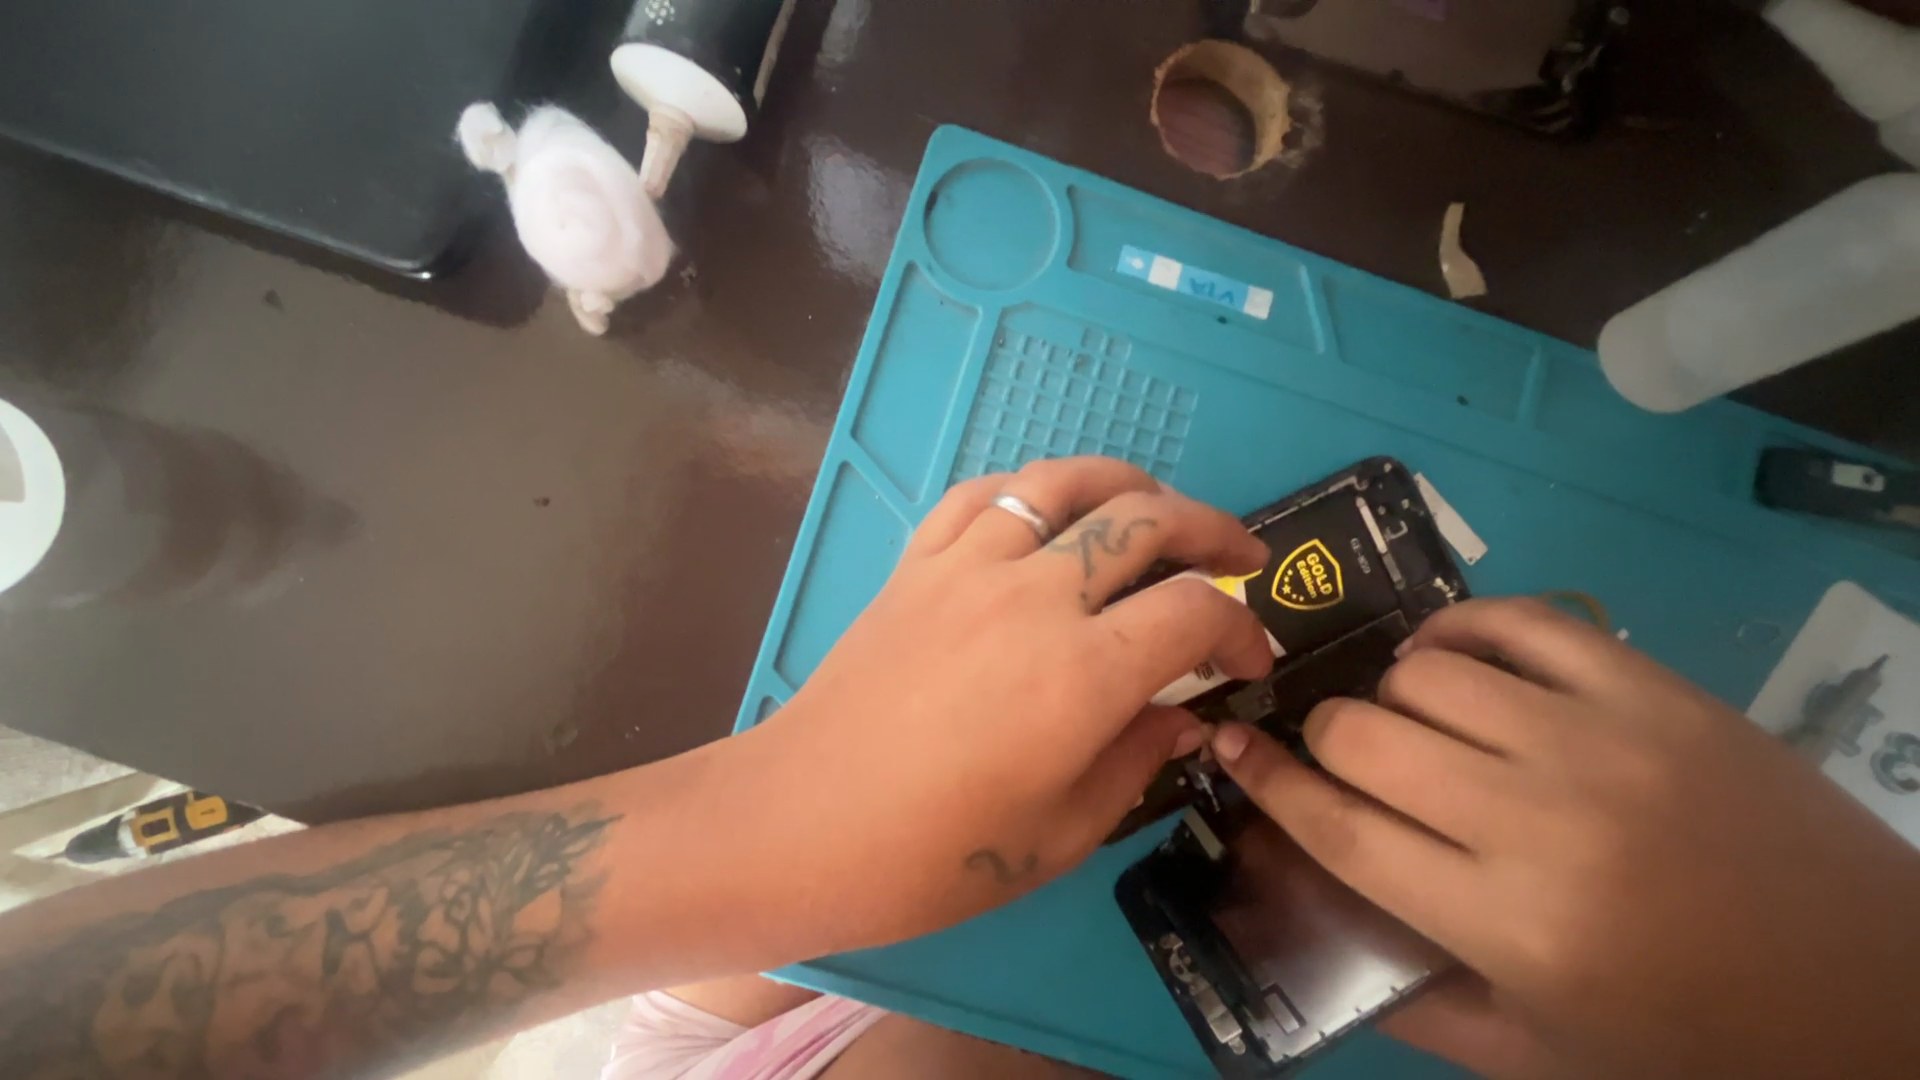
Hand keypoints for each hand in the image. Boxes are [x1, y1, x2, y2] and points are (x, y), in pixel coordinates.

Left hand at [727, 457, 1271, 953]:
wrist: (801, 822)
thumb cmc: (932, 855)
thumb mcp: (1060, 835)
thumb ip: (1136, 762)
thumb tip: (1186, 718)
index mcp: (1082, 674)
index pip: (1195, 613)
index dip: (1242, 629)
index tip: (1251, 659)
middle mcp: (1033, 597)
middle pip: (1146, 520)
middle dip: (1211, 531)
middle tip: (1237, 560)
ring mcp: (968, 567)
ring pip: (1064, 482)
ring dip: (1127, 483)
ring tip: (1155, 507)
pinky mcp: (917, 563)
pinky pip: (983, 495)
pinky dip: (1030, 489)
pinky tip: (1047, 511)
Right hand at [1211, 598, 1919, 1079]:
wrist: (1900, 1005)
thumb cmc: (1697, 1042)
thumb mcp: (1538, 1054)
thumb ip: (1409, 1001)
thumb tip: (1306, 925)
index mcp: (1506, 923)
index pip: (1336, 825)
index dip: (1264, 777)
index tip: (1226, 742)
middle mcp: (1540, 822)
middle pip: (1363, 735)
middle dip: (1329, 739)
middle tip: (1350, 759)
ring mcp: (1600, 742)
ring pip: (1423, 672)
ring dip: (1395, 695)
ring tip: (1417, 721)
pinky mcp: (1653, 691)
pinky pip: (1514, 620)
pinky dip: (1459, 628)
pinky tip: (1452, 657)